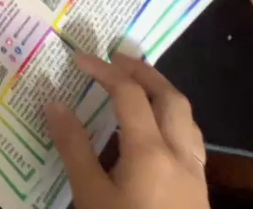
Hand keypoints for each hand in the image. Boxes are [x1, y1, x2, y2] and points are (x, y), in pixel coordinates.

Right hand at [44, 48, 208, 208]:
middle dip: (144, 72)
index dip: (102, 69)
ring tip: (136, 86)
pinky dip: (170, 121)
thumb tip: (54, 101)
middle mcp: (180, 157)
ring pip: (188, 121)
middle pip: (171, 99)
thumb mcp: (89, 195)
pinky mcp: (198, 196)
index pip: (128, 94)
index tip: (76, 57)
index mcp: (151, 151)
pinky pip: (190, 143)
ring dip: (162, 95)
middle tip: (115, 57)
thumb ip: (73, 145)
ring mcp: (195, 178)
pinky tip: (151, 132)